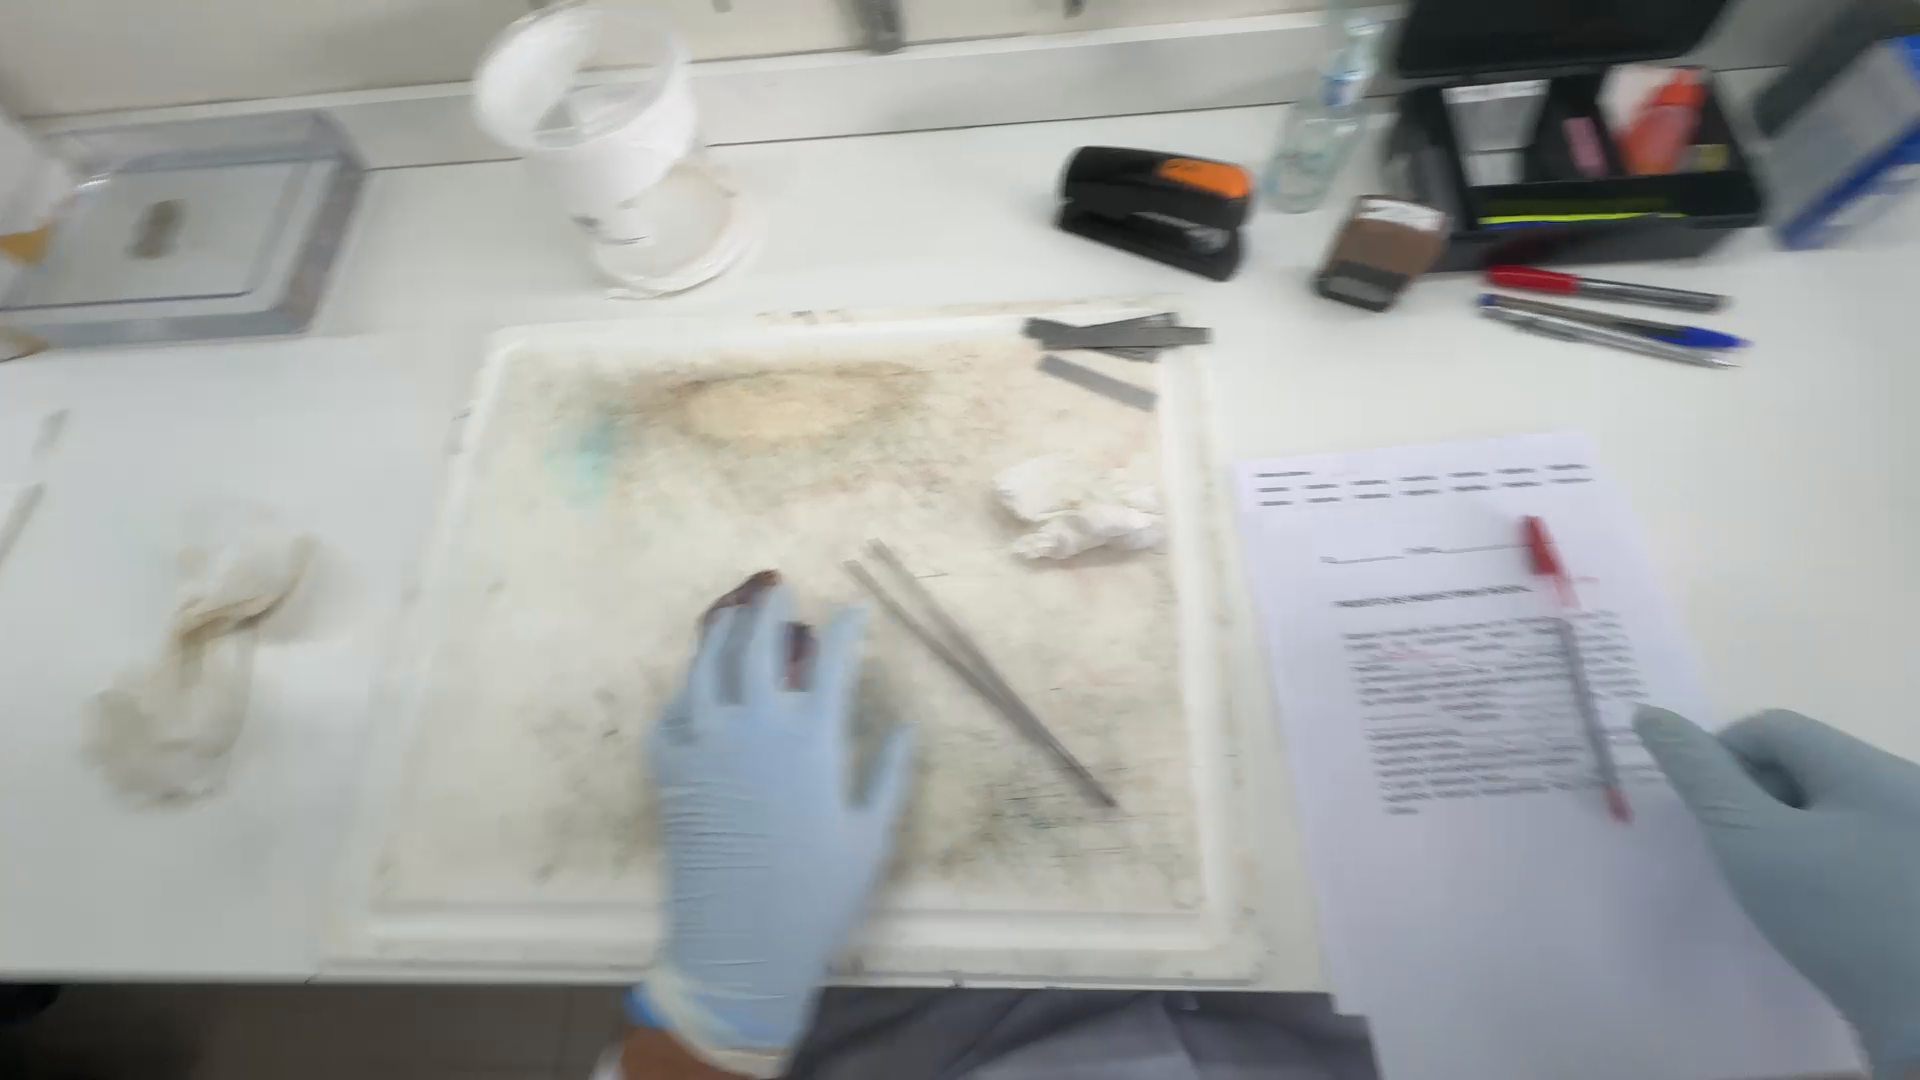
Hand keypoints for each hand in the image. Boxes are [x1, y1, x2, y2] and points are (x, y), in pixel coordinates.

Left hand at [635, 585, 914, 1077]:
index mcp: (811, 741)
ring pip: (706, 668)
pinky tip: (694, 688)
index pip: (834, 661)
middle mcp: (755, 729)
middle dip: (771, 609)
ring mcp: (706, 747)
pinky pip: (668, 717)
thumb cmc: (816, 895)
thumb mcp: (870, 836)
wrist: (739, 950)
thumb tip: (907, 727)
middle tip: (778, 586)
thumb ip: (891, 774)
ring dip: (721, 632)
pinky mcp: (671, 774)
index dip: (849, 627)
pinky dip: (682, 694)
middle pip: (758, 645)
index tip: (857, 610)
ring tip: (731, 611)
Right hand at [1635, 707, 1919, 1074]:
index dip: (1722, 757)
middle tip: (1747, 849)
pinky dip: (1830, 855)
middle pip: (1805, 762)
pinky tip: (1831, 900)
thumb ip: (1694, 768)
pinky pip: (1866, 838)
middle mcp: (1914, 790)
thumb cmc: (1836, 915)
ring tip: (1788, 879)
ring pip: (1831, 802)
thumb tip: (1648, 714)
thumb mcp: (1745, 834)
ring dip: (1791, 827)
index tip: (1714, 813)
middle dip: (1757, 796)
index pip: (1772, 727)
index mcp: (1878, 771)